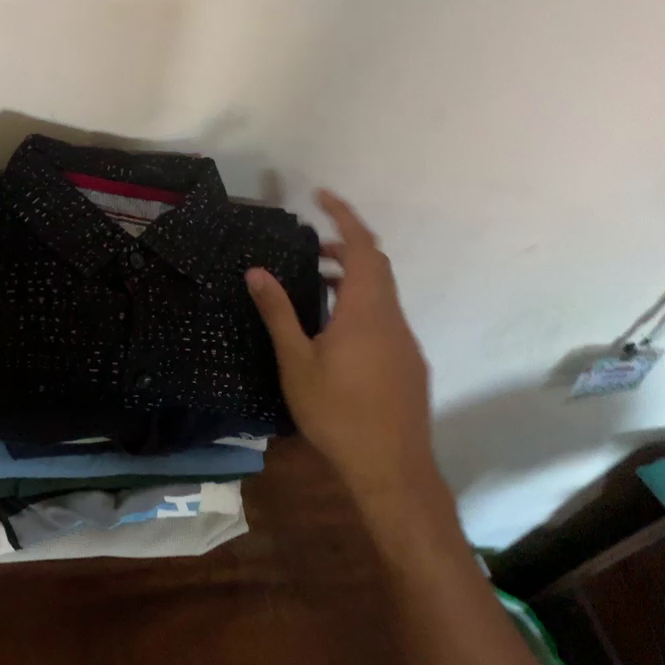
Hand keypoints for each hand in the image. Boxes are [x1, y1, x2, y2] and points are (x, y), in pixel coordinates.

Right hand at [245, 191, 436, 502]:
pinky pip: (384, 316)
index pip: (362, 247)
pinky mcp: (408, 363)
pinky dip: (361, 303)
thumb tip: (256, 271)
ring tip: (316, 284)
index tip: (321, 196)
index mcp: (366, 311)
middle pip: (376, 266)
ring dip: (352, 277)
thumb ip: (278, 312)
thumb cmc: (337, 412)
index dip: (344, 216)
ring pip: (381, 293)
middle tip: (310, 245)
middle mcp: (392, 318)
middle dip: (346, 245)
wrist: (392, 468)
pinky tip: (334, 331)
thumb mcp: (296, 361)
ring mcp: (405, 342)